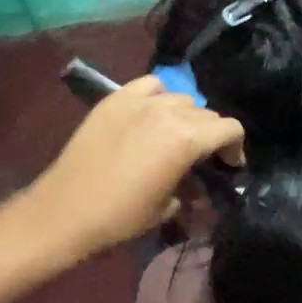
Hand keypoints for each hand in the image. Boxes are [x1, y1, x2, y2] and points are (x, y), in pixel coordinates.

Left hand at [24, 76, 243, 257]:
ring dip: (186, 116)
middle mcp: (169, 111)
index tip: (229, 165)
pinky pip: (149, 86)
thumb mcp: (166, 208)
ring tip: (174, 136)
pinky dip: (158, 96)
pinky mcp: (115, 99)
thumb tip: (197, 188)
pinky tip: (151, 113)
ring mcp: (140, 101)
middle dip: (211, 134)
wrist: (65, 210)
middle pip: (206, 113)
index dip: (236, 146)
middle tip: (202, 157)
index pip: (230, 128)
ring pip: (180, 98)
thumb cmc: (120, 217)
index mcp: (187, 139)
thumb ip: (190, 189)